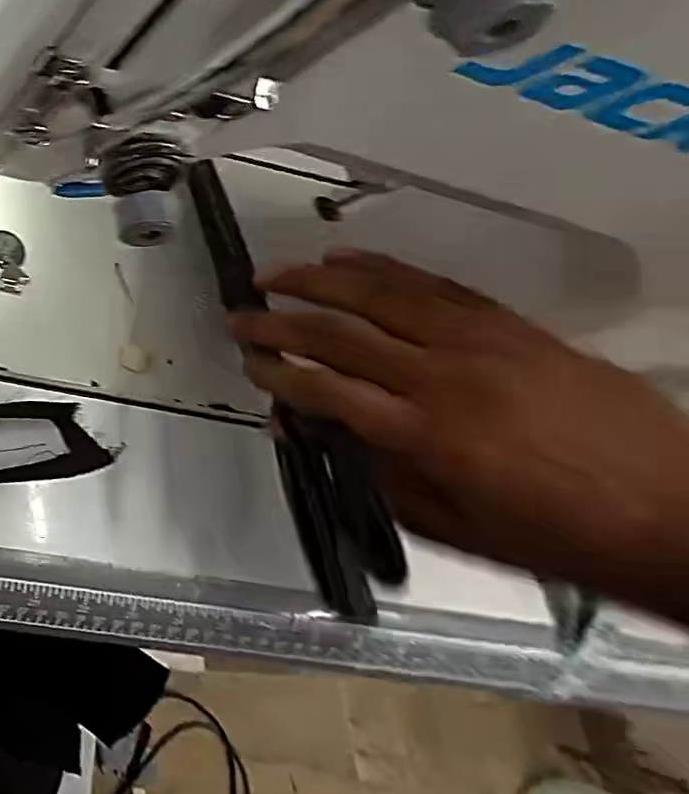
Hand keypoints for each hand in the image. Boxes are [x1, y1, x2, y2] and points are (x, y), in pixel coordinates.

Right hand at [229, 249, 688, 615]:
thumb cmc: (554, 533)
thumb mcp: (438, 519)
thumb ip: (360, 467)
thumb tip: (300, 426)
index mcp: (423, 434)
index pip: (321, 388)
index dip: (273, 373)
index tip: (248, 364)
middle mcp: (447, 382)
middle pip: (339, 337)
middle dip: (276, 325)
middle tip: (240, 318)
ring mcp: (487, 349)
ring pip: (382, 298)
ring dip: (318, 282)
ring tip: (276, 274)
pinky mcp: (520, 332)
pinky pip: (441, 289)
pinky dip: (387, 269)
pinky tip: (348, 260)